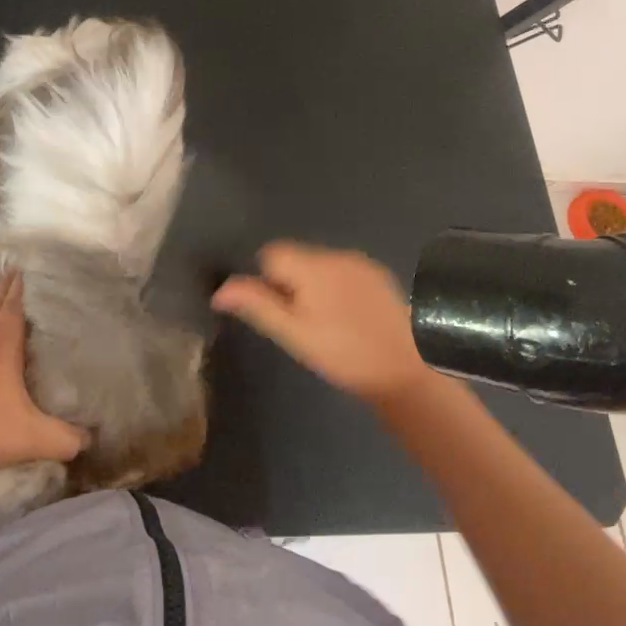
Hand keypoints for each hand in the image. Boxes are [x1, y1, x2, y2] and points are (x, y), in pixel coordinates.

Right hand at [212, 242, 434, 404]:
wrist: (405, 371)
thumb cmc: (343, 354)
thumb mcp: (293, 334)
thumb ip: (257, 305)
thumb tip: (219, 290)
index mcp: (313, 267)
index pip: (271, 253)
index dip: (268, 281)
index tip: (281, 312)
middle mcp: (337, 255)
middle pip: (296, 258)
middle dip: (291, 285)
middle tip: (302, 325)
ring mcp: (362, 264)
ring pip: (319, 266)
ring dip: (314, 287)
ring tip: (327, 325)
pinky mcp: (379, 276)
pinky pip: (343, 273)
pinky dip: (337, 290)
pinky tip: (349, 320)